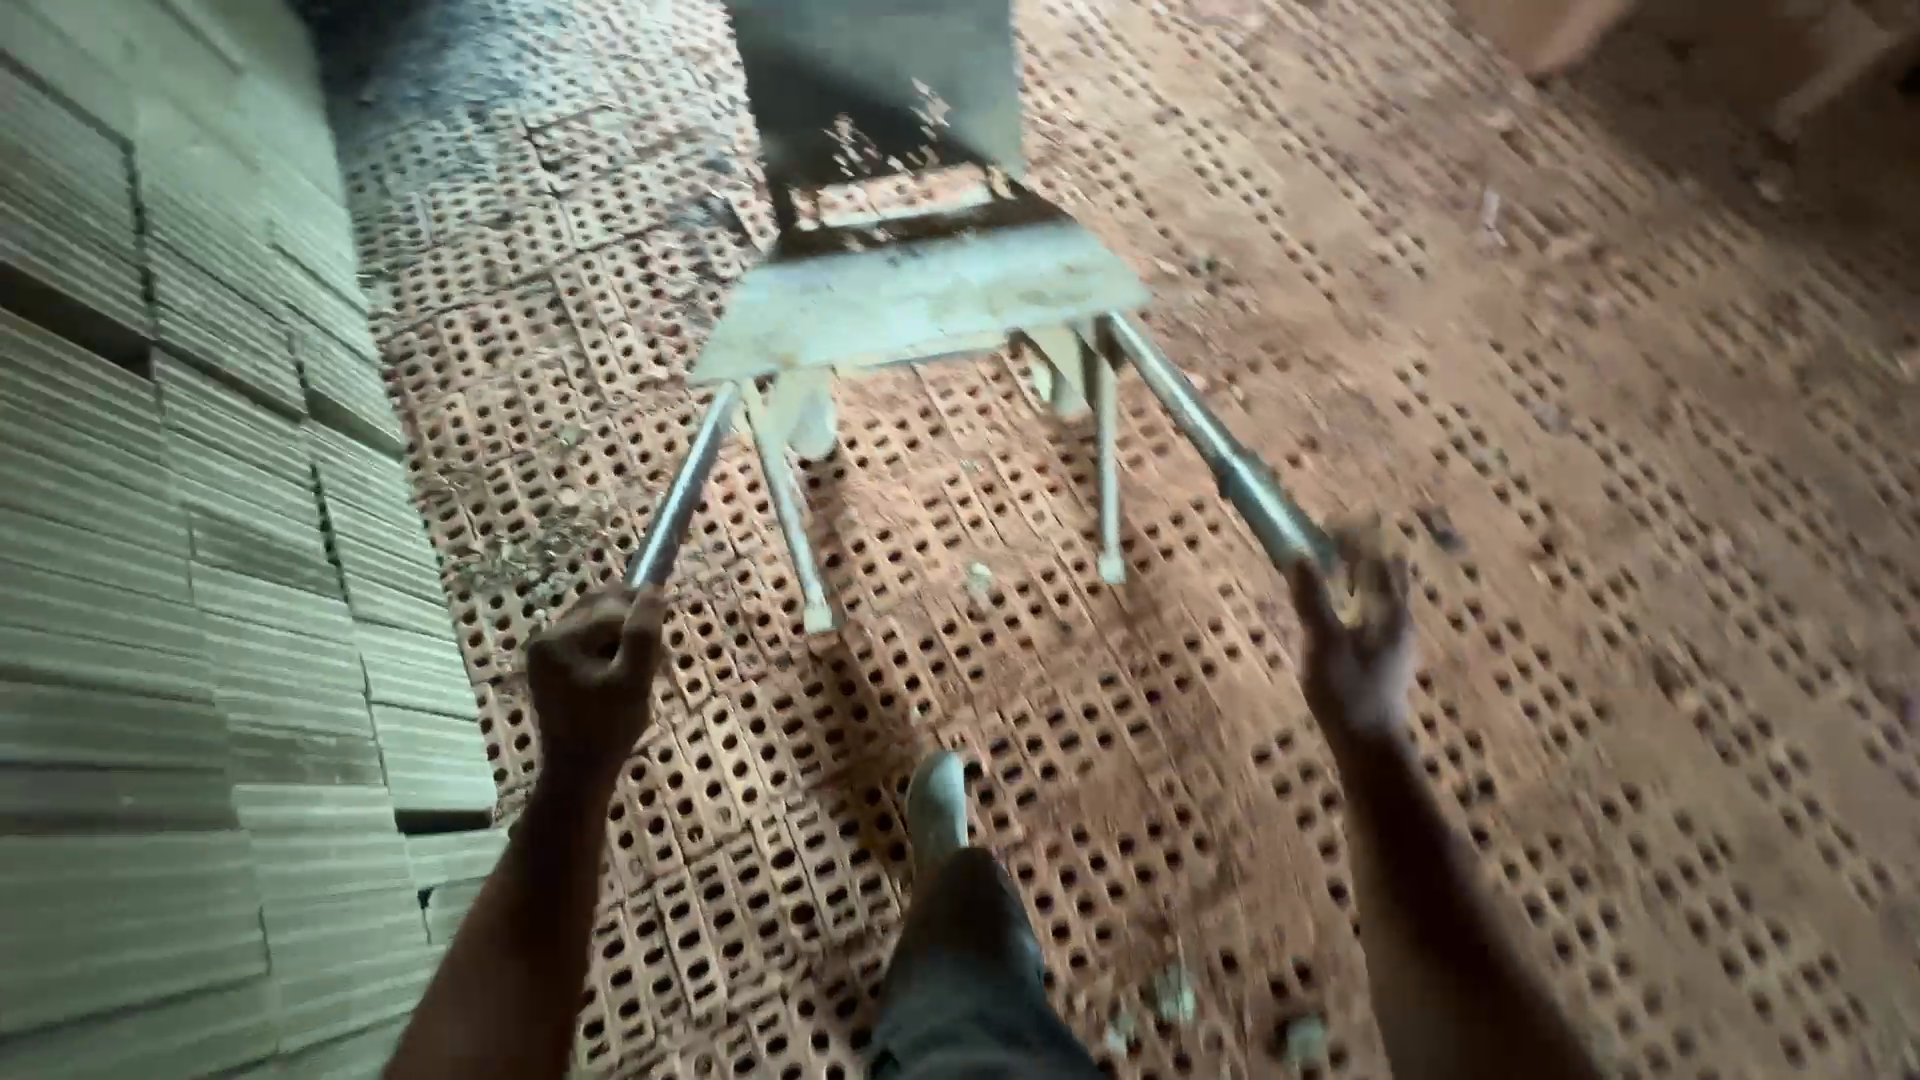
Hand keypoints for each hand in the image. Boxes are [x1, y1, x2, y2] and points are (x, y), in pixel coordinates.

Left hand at [525, 585, 665, 781]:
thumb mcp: (633, 681)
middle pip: (604, 606)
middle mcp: (547, 636)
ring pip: (599, 618)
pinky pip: (591, 635)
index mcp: (560, 640)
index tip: (662, 657)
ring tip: (638, 669)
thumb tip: (653, 588)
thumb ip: (643, 633)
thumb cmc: (608, 729)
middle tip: (652, 662)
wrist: (578, 770)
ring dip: (626, 635)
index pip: (614, 609)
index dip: (645, 626)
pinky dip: (613, 645)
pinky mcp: (554, 661)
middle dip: (634, 626)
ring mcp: (548, 649)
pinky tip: (622, 672)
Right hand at [1286, 550, 1414, 747]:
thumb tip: (1298, 555)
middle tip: (1335, 537)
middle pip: (1387, 573)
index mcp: (1387, 612)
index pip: (1375, 560)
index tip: (1331, 519)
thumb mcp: (1322, 643)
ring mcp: (1395, 640)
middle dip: (1364, 550)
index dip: (1356, 536)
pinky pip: (1376, 612)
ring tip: (1339, 564)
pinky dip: (1360, 596)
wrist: (1369, 743)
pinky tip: (1344, 608)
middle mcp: (1397, 620)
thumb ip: (1311, 599)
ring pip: (1384, 593)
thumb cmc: (1347, 692)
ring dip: (1363, 573)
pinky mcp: (1386, 657)